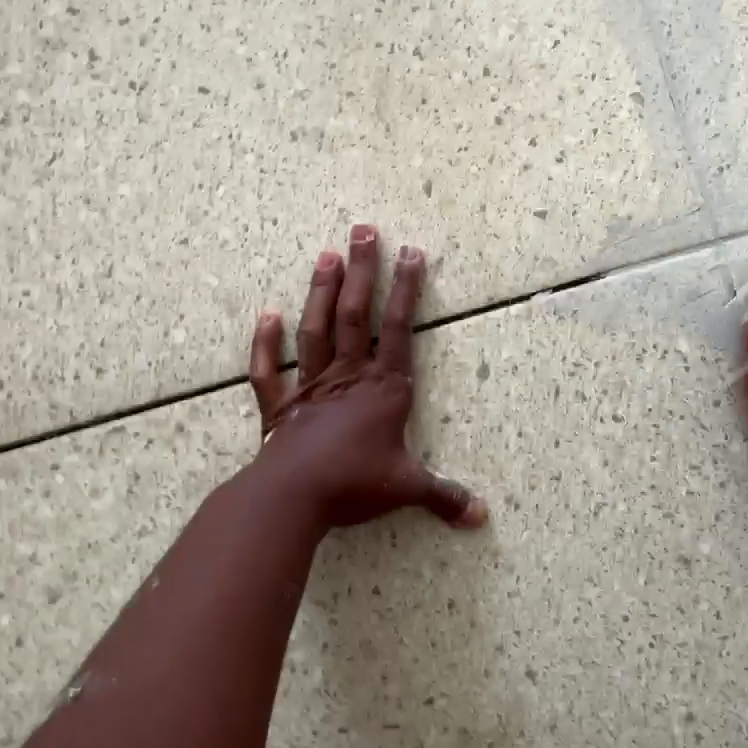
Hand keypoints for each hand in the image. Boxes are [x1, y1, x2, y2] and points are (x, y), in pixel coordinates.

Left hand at [246, 224, 486, 529]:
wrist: (290, 498)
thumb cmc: (354, 485)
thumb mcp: (407, 488)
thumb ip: (444, 496)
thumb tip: (481, 516)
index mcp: (384, 389)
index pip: (400, 328)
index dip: (407, 289)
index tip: (410, 252)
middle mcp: (349, 376)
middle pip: (357, 314)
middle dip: (363, 270)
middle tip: (364, 230)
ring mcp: (311, 387)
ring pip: (317, 329)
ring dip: (322, 291)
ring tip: (327, 254)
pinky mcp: (279, 406)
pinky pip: (269, 370)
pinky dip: (266, 344)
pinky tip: (266, 316)